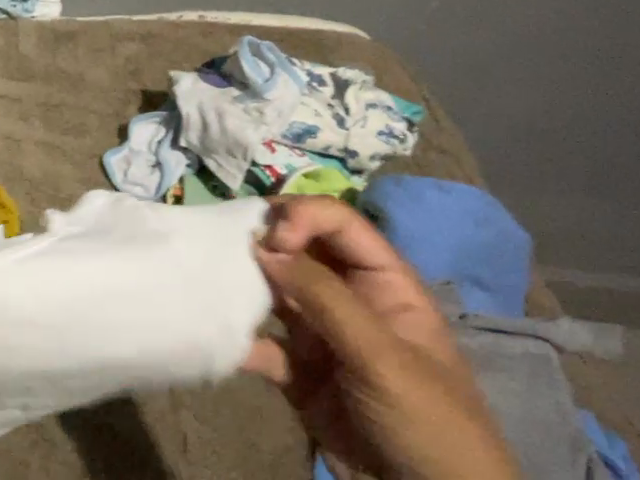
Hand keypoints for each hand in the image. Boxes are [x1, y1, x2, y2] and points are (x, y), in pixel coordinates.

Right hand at [244, 196, 516, 479]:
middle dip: (260, 242)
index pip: (338, 223)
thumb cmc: (429, 422)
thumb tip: (262, 244)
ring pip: (272, 291)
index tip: (269, 240)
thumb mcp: (383, 357)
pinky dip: (237, 339)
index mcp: (384, 284)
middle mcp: (349, 299)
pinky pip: (259, 343)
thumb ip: (323, 297)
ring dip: (242, 284)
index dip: (301, 217)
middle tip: (224, 248)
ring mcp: (321, 335)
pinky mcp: (297, 371)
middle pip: (298, 249)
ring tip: (210, 281)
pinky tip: (218, 338)